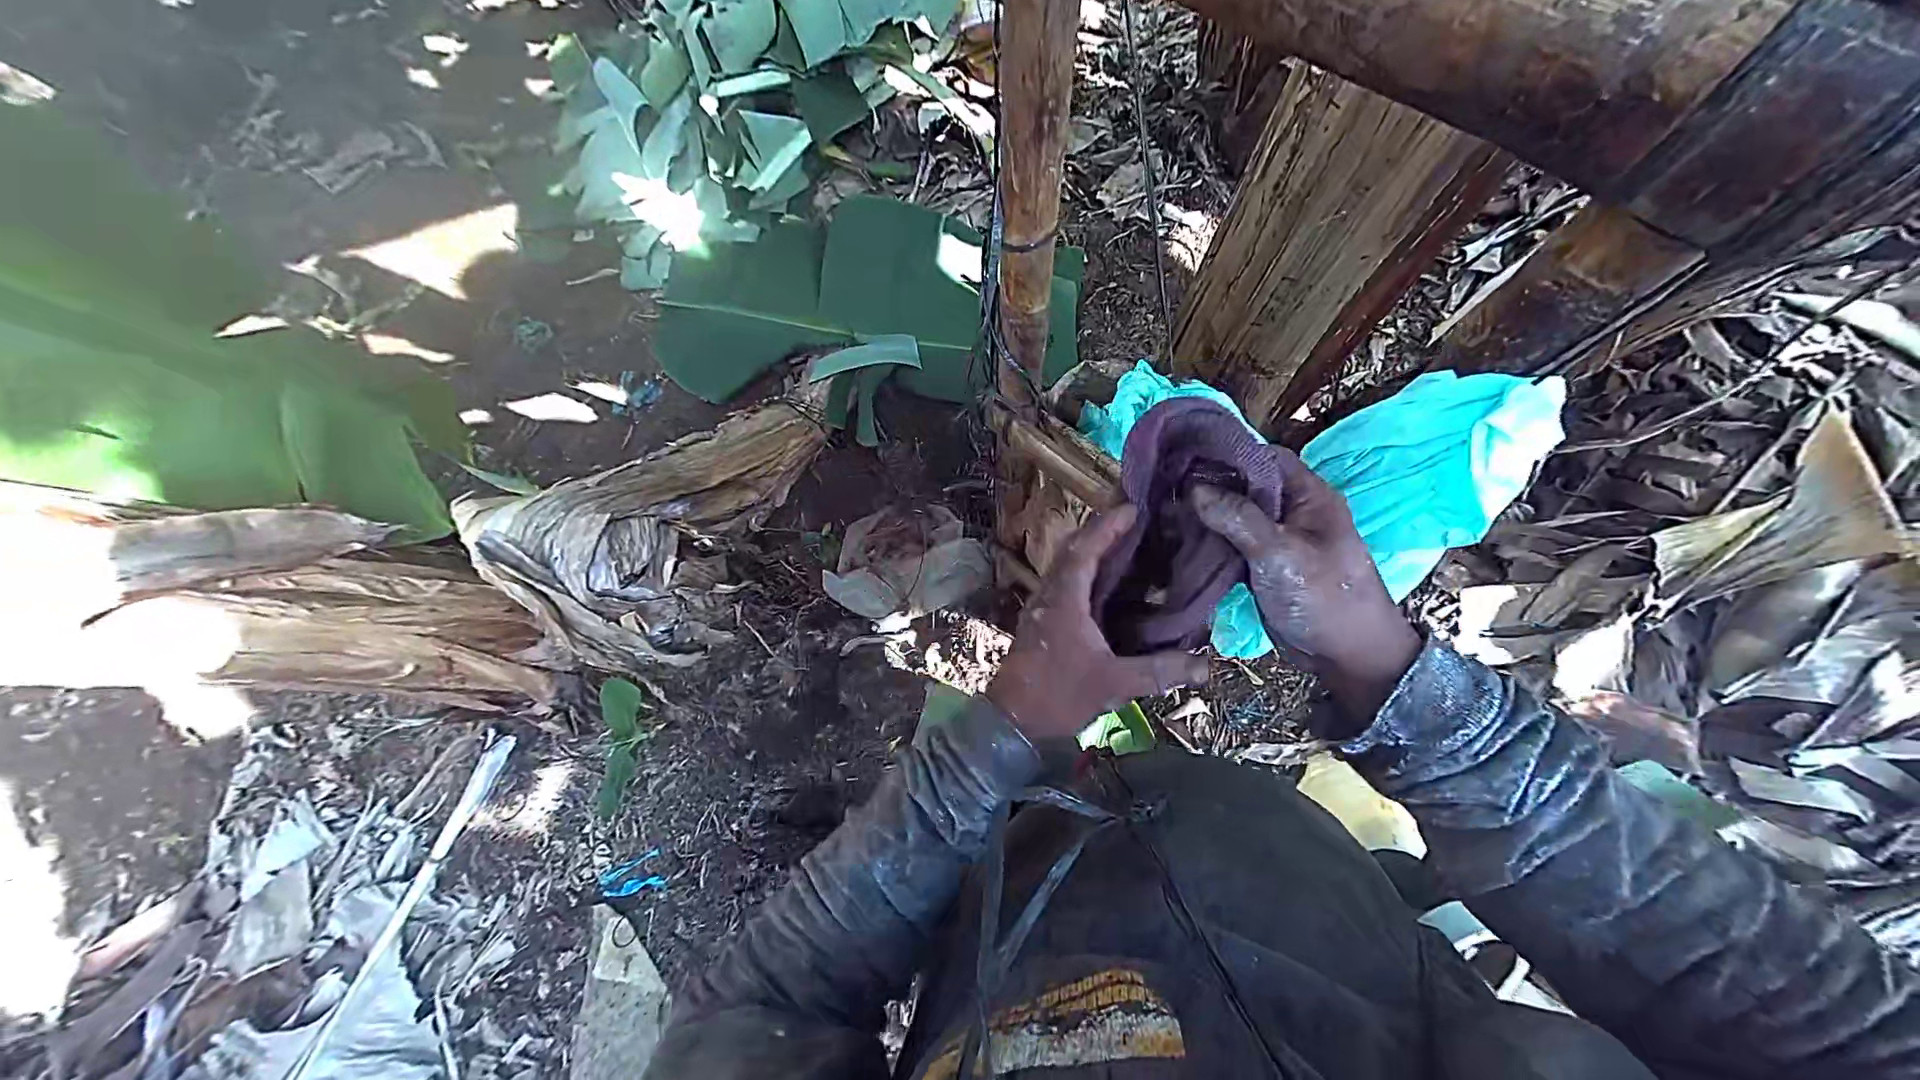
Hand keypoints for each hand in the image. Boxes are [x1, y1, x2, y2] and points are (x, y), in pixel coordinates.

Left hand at [987, 506, 1209, 739]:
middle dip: (1100, 530)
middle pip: (1072, 550)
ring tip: (1123, 544)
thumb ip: (1157, 672)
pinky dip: (1084, 571)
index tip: (1132, 508)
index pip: (1085, 550)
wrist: (1011, 719)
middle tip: (1133, 521)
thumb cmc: (1057, 694)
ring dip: (1091, 549)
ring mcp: (1041, 607)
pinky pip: (1064, 582)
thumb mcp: (1112, 683)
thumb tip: (1203, 666)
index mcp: (1064, 599)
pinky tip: (1104, 584)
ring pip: (1065, 565)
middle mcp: (1049, 595)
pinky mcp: (1041, 621)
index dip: (1108, 527)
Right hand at [1189, 451, 1419, 732]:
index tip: (1184, 457)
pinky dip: (1206, 540)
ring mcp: (1274, 539)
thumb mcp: (1279, 553)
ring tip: (1163, 510)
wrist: (1347, 658)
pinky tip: (1177, 538)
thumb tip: (1193, 487)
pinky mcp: (1260, 565)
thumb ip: (1237, 517)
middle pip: (1243, 486)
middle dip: (1206, 486)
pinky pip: (1229, 543)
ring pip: (1233, 515)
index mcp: (1308, 496)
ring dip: (1203, 515)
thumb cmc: (1324, 598)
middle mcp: (1291, 511)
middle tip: (1163, 486)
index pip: (1263, 457)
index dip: (1226, 454)